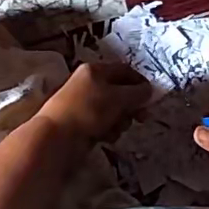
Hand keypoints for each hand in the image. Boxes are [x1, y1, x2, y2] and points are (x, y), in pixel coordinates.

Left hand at [37, 62, 151, 141]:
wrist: (56, 138)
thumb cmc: (88, 110)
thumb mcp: (118, 98)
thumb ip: (137, 93)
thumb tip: (150, 89)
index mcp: (95, 70)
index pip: (124, 70)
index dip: (140, 82)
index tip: (152, 98)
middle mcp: (89, 84)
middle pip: (120, 92)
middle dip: (131, 106)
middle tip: (141, 118)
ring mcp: (84, 104)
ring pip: (113, 110)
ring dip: (120, 120)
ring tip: (116, 128)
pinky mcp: (82, 123)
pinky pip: (104, 124)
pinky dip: (109, 130)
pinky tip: (106, 137)